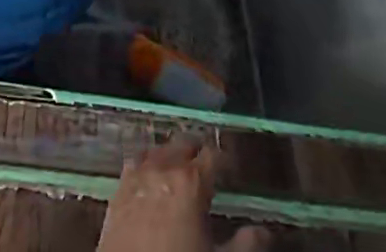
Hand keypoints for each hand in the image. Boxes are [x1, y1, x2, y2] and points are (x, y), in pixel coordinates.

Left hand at [95, 138, 267, 251]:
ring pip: (159, 149)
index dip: (225, 158)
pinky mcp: (119, 187)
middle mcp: (164, 168)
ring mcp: (137, 174)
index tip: (233, 166)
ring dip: (172, 152)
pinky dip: (148, 161)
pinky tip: (152, 172)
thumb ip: (246, 244)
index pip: (213, 155)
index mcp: (192, 182)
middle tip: (209, 162)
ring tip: (182, 163)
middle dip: (198, 149)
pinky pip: (136, 162)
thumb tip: (266, 231)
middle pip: (184, 144)